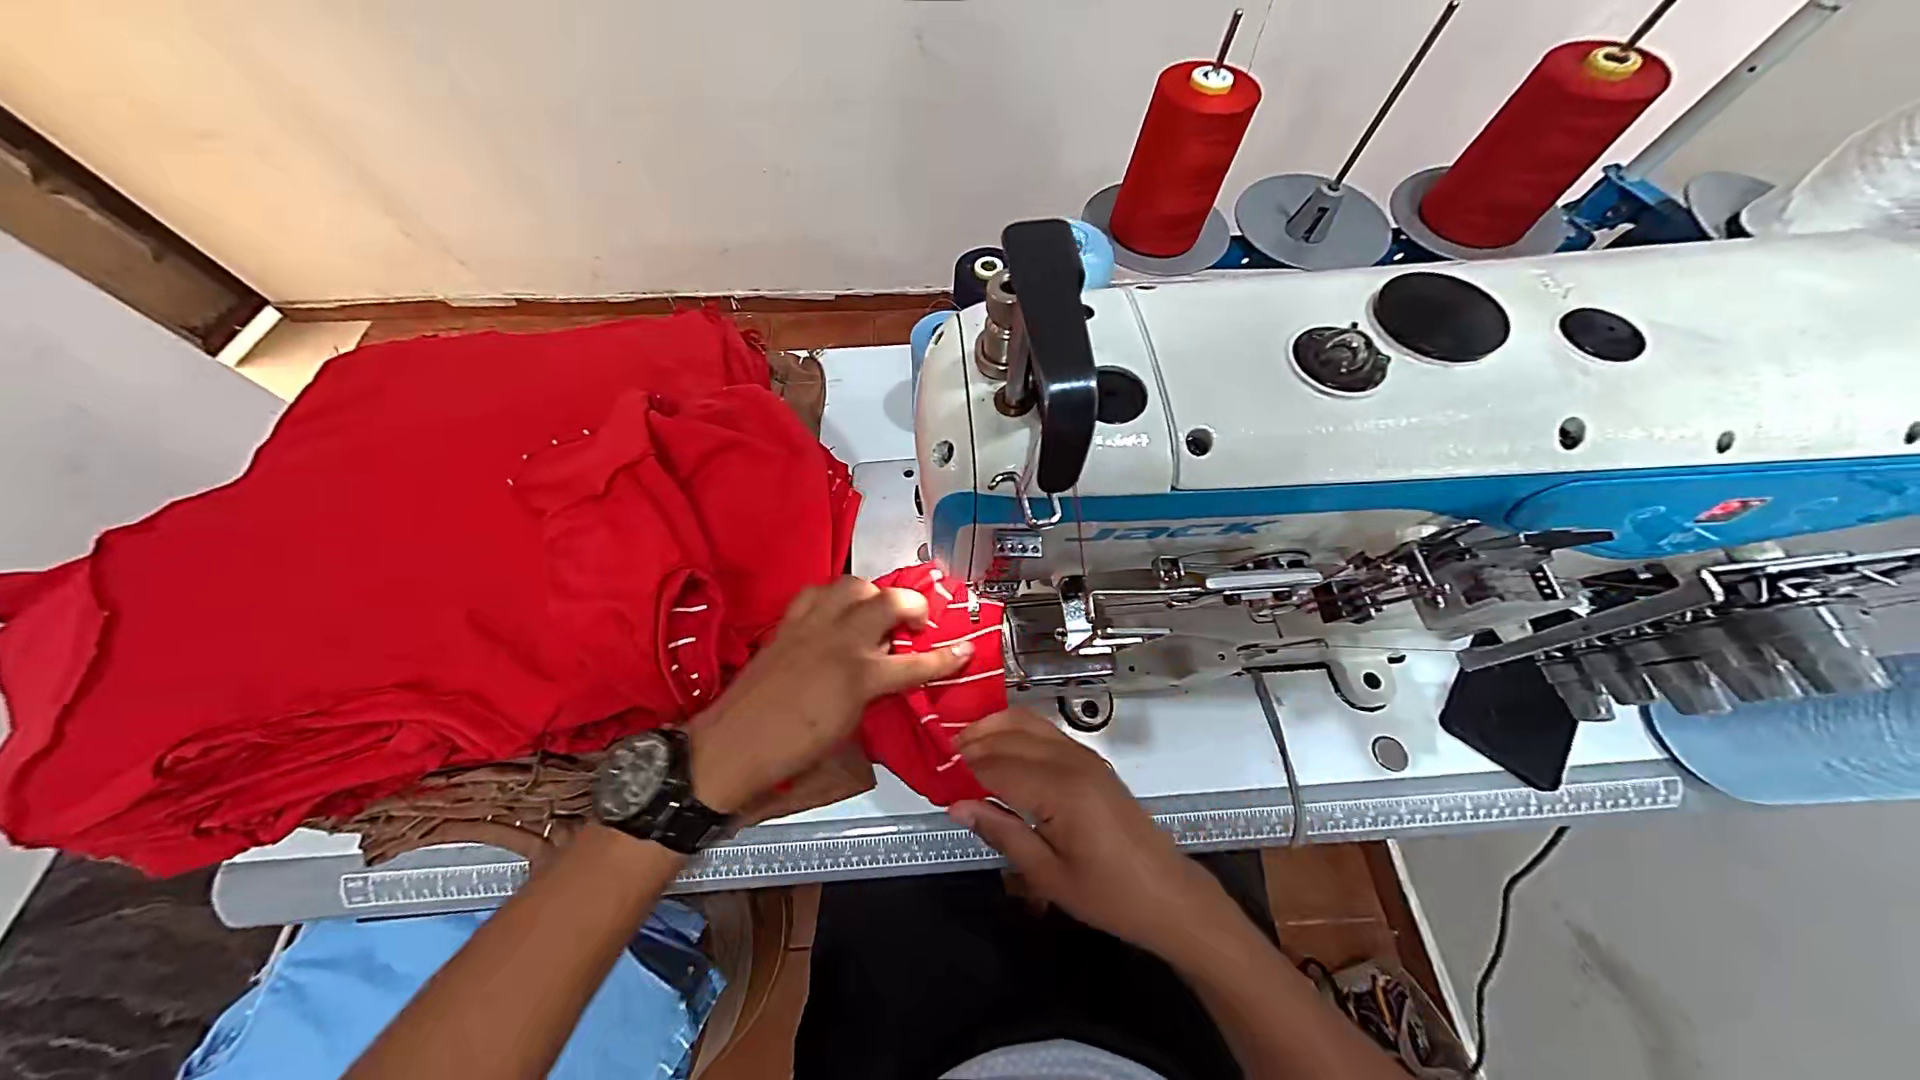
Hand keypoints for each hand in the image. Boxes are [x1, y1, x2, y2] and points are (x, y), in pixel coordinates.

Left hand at [687, 577, 971, 811]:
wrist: (731, 748)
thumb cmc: (793, 752)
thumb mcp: (849, 731)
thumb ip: (877, 697)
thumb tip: (892, 681)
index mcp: (860, 677)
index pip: (917, 663)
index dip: (947, 658)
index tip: (966, 650)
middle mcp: (840, 642)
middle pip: (889, 602)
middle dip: (915, 607)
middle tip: (919, 624)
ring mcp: (812, 626)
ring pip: (855, 585)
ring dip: (875, 593)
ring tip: (879, 612)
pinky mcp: (788, 623)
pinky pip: (818, 591)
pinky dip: (835, 595)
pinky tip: (837, 611)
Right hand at [949, 708, 1237, 958]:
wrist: (1168, 894)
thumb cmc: (1109, 895)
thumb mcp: (1048, 875)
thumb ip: (1002, 832)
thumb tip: (957, 806)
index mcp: (1060, 789)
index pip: (996, 766)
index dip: (962, 768)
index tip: (933, 771)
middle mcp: (1071, 761)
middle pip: (1009, 736)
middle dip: (972, 742)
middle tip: (940, 756)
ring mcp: (1084, 756)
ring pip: (1028, 723)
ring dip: (993, 728)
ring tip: (963, 746)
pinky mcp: (1092, 761)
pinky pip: (1045, 732)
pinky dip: (1016, 731)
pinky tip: (999, 747)